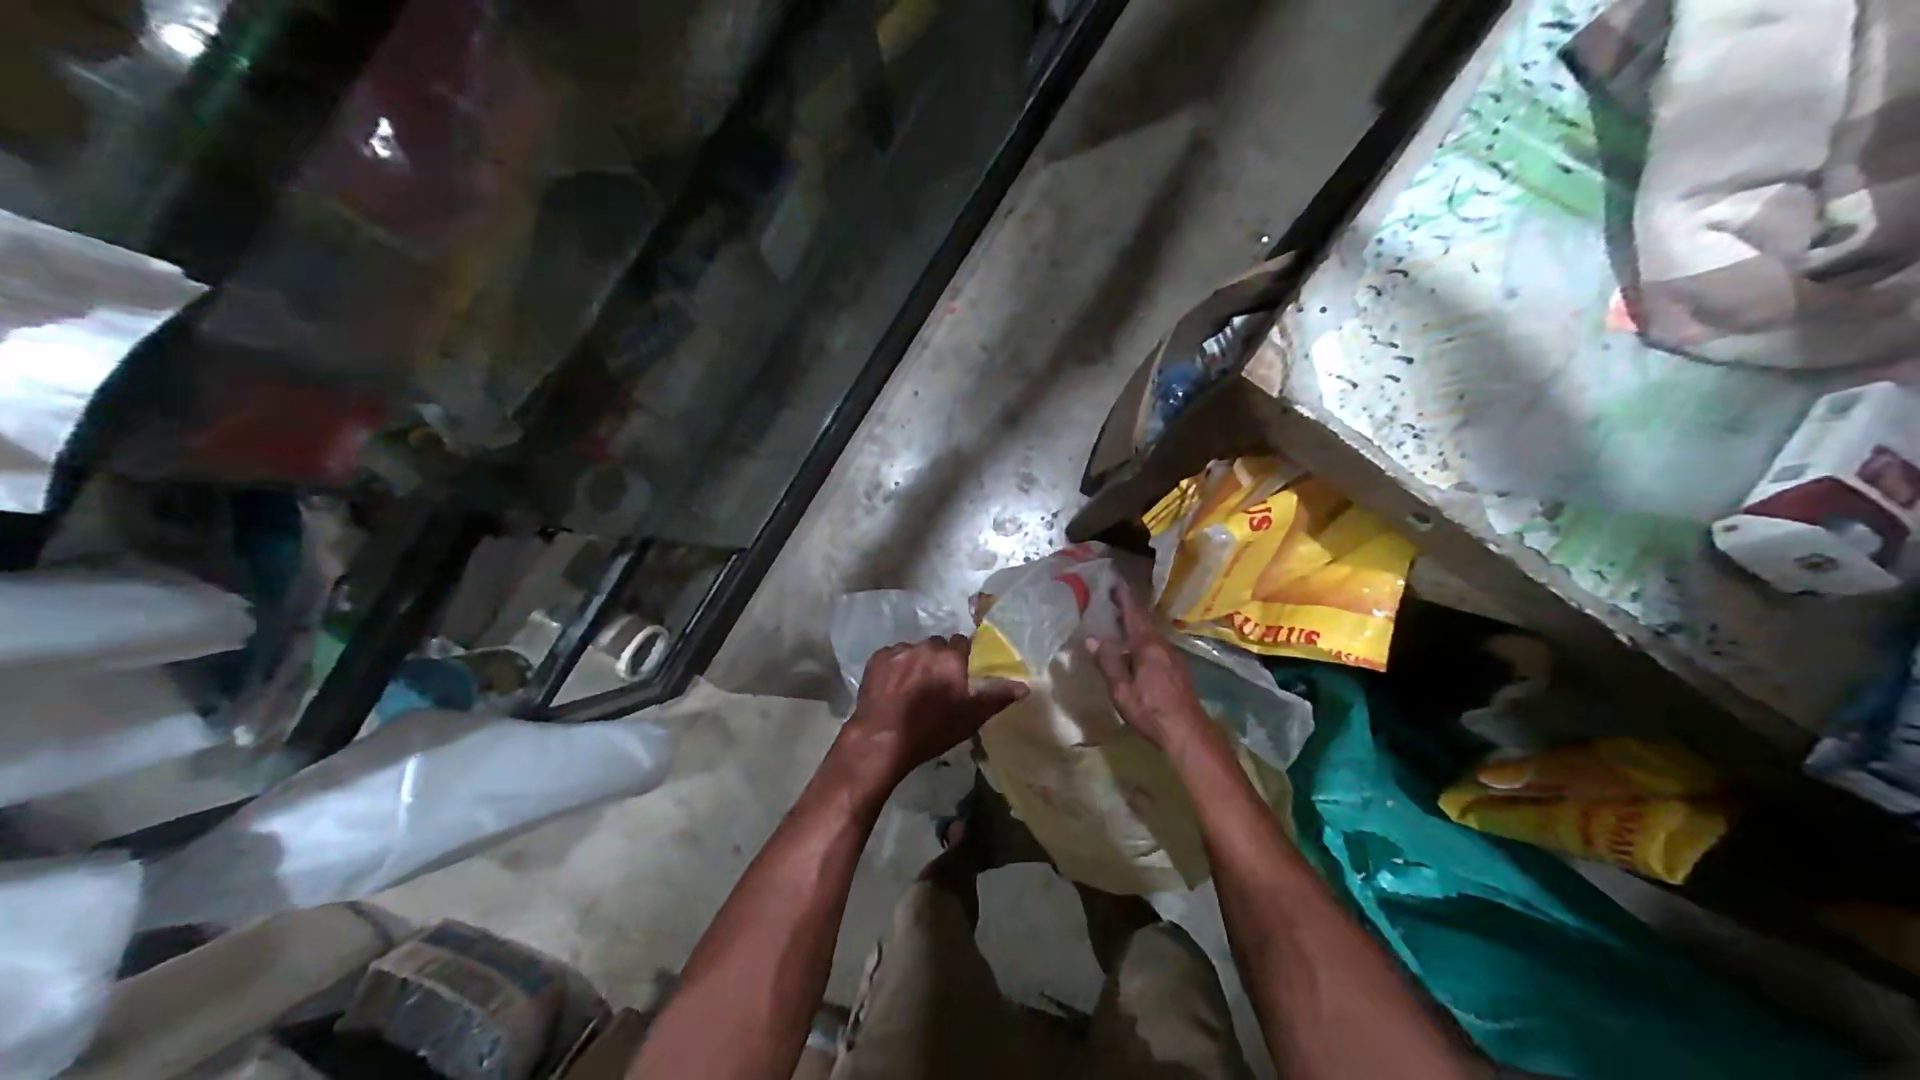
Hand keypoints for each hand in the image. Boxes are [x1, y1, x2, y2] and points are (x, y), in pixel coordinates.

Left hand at [835, 635, 1026, 792]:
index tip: (959, 674)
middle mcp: (925, 647)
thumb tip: (1024, 686)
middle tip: (936, 684)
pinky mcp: (877, 659)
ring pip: (913, 650)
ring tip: (911, 687)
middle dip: (938, 659)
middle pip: (937, 645)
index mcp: (951, 657)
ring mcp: (898, 651)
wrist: (882, 739)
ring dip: (915, 662)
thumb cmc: (931, 730)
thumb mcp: (970, 717)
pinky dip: (894, 667)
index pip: (962, 642)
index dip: (962, 657)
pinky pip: (892, 656)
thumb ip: (997, 697)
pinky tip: (892, 687)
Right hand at [1088, 583, 1223, 760]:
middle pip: (1143, 621)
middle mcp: (1162, 645)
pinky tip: (1133, 648)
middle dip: (1128, 608)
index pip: (1134, 613)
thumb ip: (1108, 663)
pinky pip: (1155, 645)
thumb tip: (1093, 639)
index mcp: (1147, 646)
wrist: (1188, 733)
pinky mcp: (1176, 669)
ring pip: (1150, 634)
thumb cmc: (1151, 711)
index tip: (1114, 579)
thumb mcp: (1121, 690)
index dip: (1124, 596)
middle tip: (1110, 597)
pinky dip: (1141, 639)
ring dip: (1135, 625)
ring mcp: (1172, 657)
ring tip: (1117, 621)